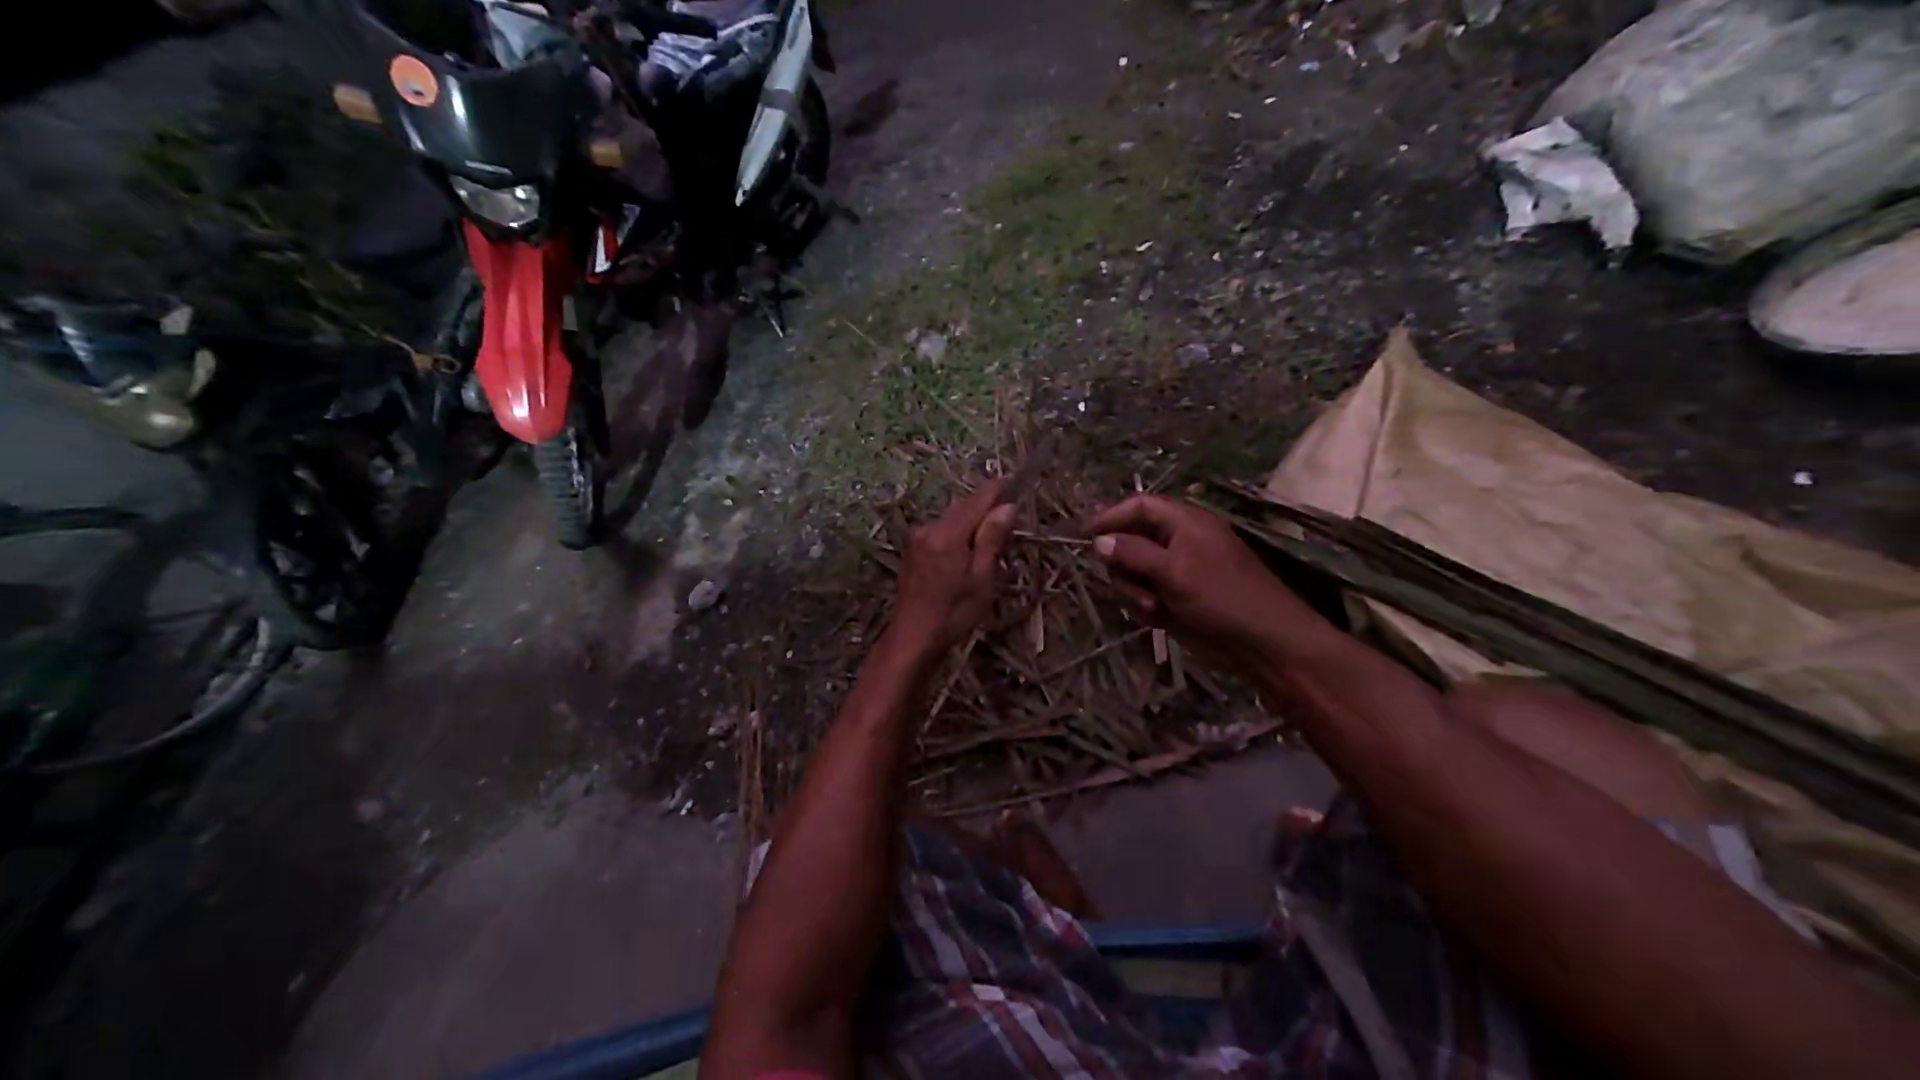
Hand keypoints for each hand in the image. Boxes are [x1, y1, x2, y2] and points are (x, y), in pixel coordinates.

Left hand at [889, 480, 1016, 655]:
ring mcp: (917, 537)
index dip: (999, 490)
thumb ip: (991, 539)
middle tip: (1009, 524)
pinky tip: (966, 555)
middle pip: (963, 507)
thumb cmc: (953, 613)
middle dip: (986, 510)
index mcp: (947, 534)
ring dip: (971, 523)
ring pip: (952, 519)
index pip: (977, 499)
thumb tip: (1007, 506)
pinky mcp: (912, 549)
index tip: (1017, 483)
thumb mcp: (981, 579)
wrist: (912, 637)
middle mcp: (929, 528)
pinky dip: (957, 534)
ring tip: (989, 545)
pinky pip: (940, 531)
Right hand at [1088, 495, 1313, 665]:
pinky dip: (1146, 606)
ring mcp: (1178, 572)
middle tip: (1129, 584)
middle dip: (1123, 564)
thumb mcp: (1173, 571)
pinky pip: (1145, 594)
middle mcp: (1179, 542)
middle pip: (1130, 540)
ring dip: (1134, 590)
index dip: (1110, 516)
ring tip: (1153, 608)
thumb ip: (1133, 553)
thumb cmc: (1222, 597)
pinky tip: (1159, 619)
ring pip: (1134, 572)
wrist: (1263, 643)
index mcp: (1185, 522)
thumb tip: (1098, 541)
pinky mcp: (1177, 598)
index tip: (1082, 537)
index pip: (1139, 506)